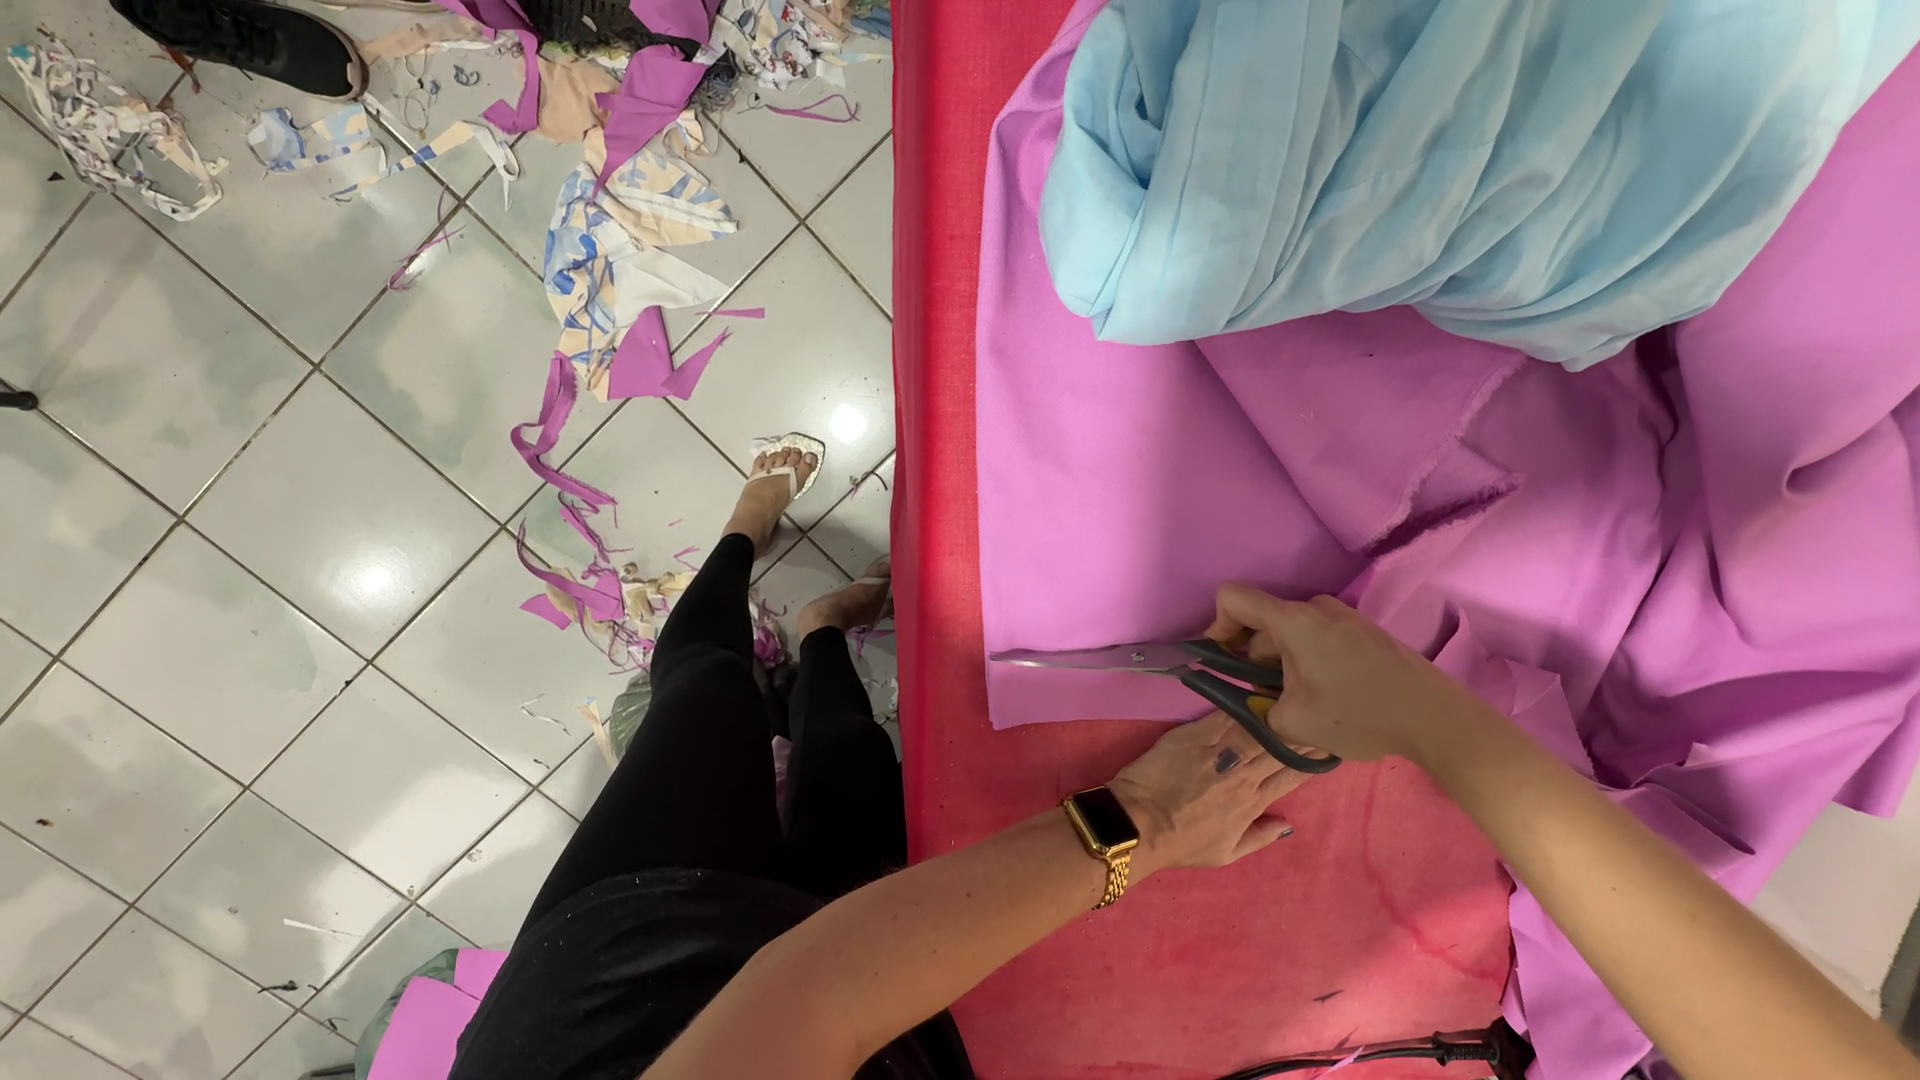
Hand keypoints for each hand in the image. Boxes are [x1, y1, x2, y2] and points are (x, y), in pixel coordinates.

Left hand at [1106, 711, 1310, 874]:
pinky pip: (1225, 715)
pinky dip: (1243, 704)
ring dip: (1277, 713)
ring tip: (1295, 696)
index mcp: (1254, 802)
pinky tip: (1258, 692)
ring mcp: (1220, 752)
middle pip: (1281, 747)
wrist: (1140, 824)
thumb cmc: (1180, 843)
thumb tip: (1287, 825)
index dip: (1313, 758)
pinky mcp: (1194, 734)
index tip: (1327, 742)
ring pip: (1258, 728)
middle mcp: (1244, 774)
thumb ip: (1260, 837)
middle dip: (1300, 730)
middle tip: (1317, 711)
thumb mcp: (1226, 853)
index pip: (1292, 775)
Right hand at [1204, 583, 1486, 762]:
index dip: (1216, 625)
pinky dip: (1308, 659)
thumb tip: (1258, 703)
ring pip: (1291, 631)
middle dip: (1255, 657)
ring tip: (1304, 701)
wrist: (1435, 718)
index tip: (1225, 660)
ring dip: (1282, 661)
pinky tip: (1331, 694)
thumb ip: (1259, 710)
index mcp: (1293, 620)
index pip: (1232, 597)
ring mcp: (1344, 615)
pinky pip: (1318, 635)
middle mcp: (1315, 607)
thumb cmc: (1358, 714)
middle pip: (1263, 621)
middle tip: (1271, 697)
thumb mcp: (1294, 723)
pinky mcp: (1364, 630)